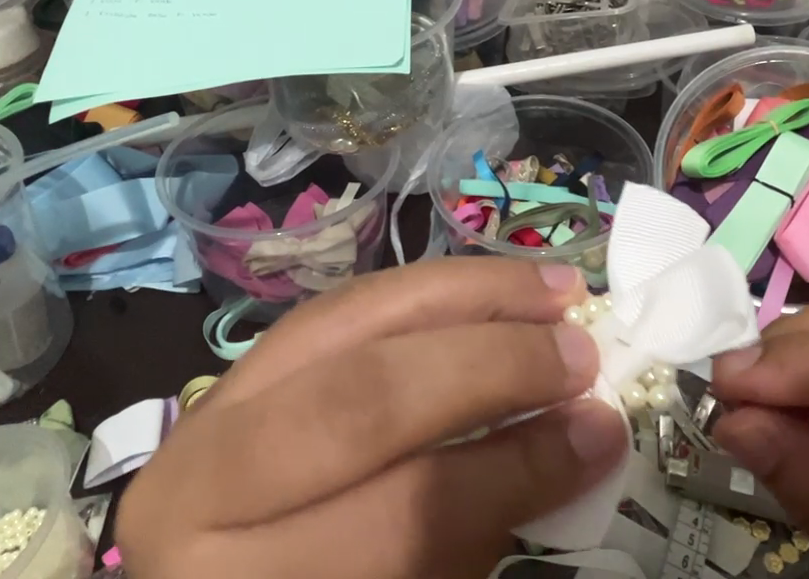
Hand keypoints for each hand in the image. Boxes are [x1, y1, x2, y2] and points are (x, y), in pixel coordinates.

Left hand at [117, 258, 628, 578]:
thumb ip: (476, 524)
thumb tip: (578, 434)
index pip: (405, 512)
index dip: (516, 465)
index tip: (602, 431)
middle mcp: (206, 488)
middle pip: (366, 396)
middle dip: (493, 363)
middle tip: (581, 352)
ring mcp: (214, 407)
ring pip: (350, 318)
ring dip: (468, 294)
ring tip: (554, 290)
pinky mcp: (241, 361)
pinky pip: (343, 303)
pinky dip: (426, 288)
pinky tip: (485, 284)